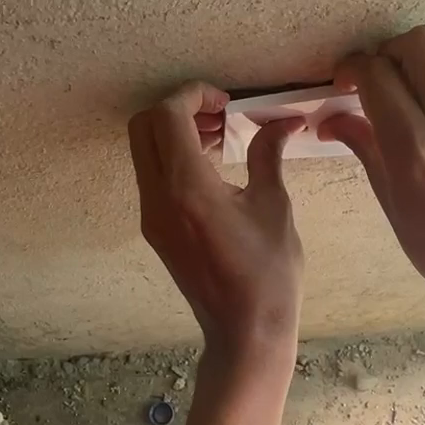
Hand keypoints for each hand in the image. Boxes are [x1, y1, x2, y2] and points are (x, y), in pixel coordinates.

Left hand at [128, 82, 303, 354]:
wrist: (244, 330)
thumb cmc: (267, 273)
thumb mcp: (274, 206)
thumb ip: (268, 154)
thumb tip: (281, 121)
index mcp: (188, 188)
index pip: (167, 116)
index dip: (193, 95)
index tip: (224, 101)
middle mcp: (158, 198)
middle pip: (143, 127)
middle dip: (177, 109)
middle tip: (218, 115)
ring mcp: (151, 216)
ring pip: (143, 151)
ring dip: (174, 133)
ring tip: (220, 138)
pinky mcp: (155, 230)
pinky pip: (152, 177)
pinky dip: (173, 158)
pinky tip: (212, 168)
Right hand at [320, 25, 424, 311]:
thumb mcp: (389, 198)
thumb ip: (363, 144)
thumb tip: (330, 117)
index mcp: (415, 150)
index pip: (377, 75)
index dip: (354, 68)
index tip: (348, 79)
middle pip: (421, 42)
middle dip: (392, 52)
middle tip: (385, 77)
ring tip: (422, 100)